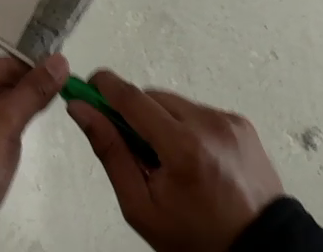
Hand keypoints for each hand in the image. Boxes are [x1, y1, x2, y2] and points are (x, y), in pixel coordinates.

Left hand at [0, 52, 68, 208]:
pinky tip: (1, 146)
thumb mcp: (7, 118)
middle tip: (33, 123)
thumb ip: (35, 90)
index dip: (33, 79)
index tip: (59, 93)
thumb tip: (60, 61)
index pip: (5, 65)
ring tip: (14, 138)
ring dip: (6, 119)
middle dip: (17, 103)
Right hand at [68, 70, 284, 250]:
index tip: (85, 86)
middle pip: (151, 98)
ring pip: (174, 103)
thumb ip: (109, 152)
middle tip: (134, 148)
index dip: (103, 86)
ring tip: (168, 160)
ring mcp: (229, 121)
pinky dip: (187, 126)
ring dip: (161, 121)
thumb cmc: (196, 237)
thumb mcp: (141, 207)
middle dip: (135, 115)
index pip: (131, 98)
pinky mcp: (242, 123)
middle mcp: (209, 124)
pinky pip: (198, 111)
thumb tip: (80, 109)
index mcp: (183, 147)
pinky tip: (194, 158)